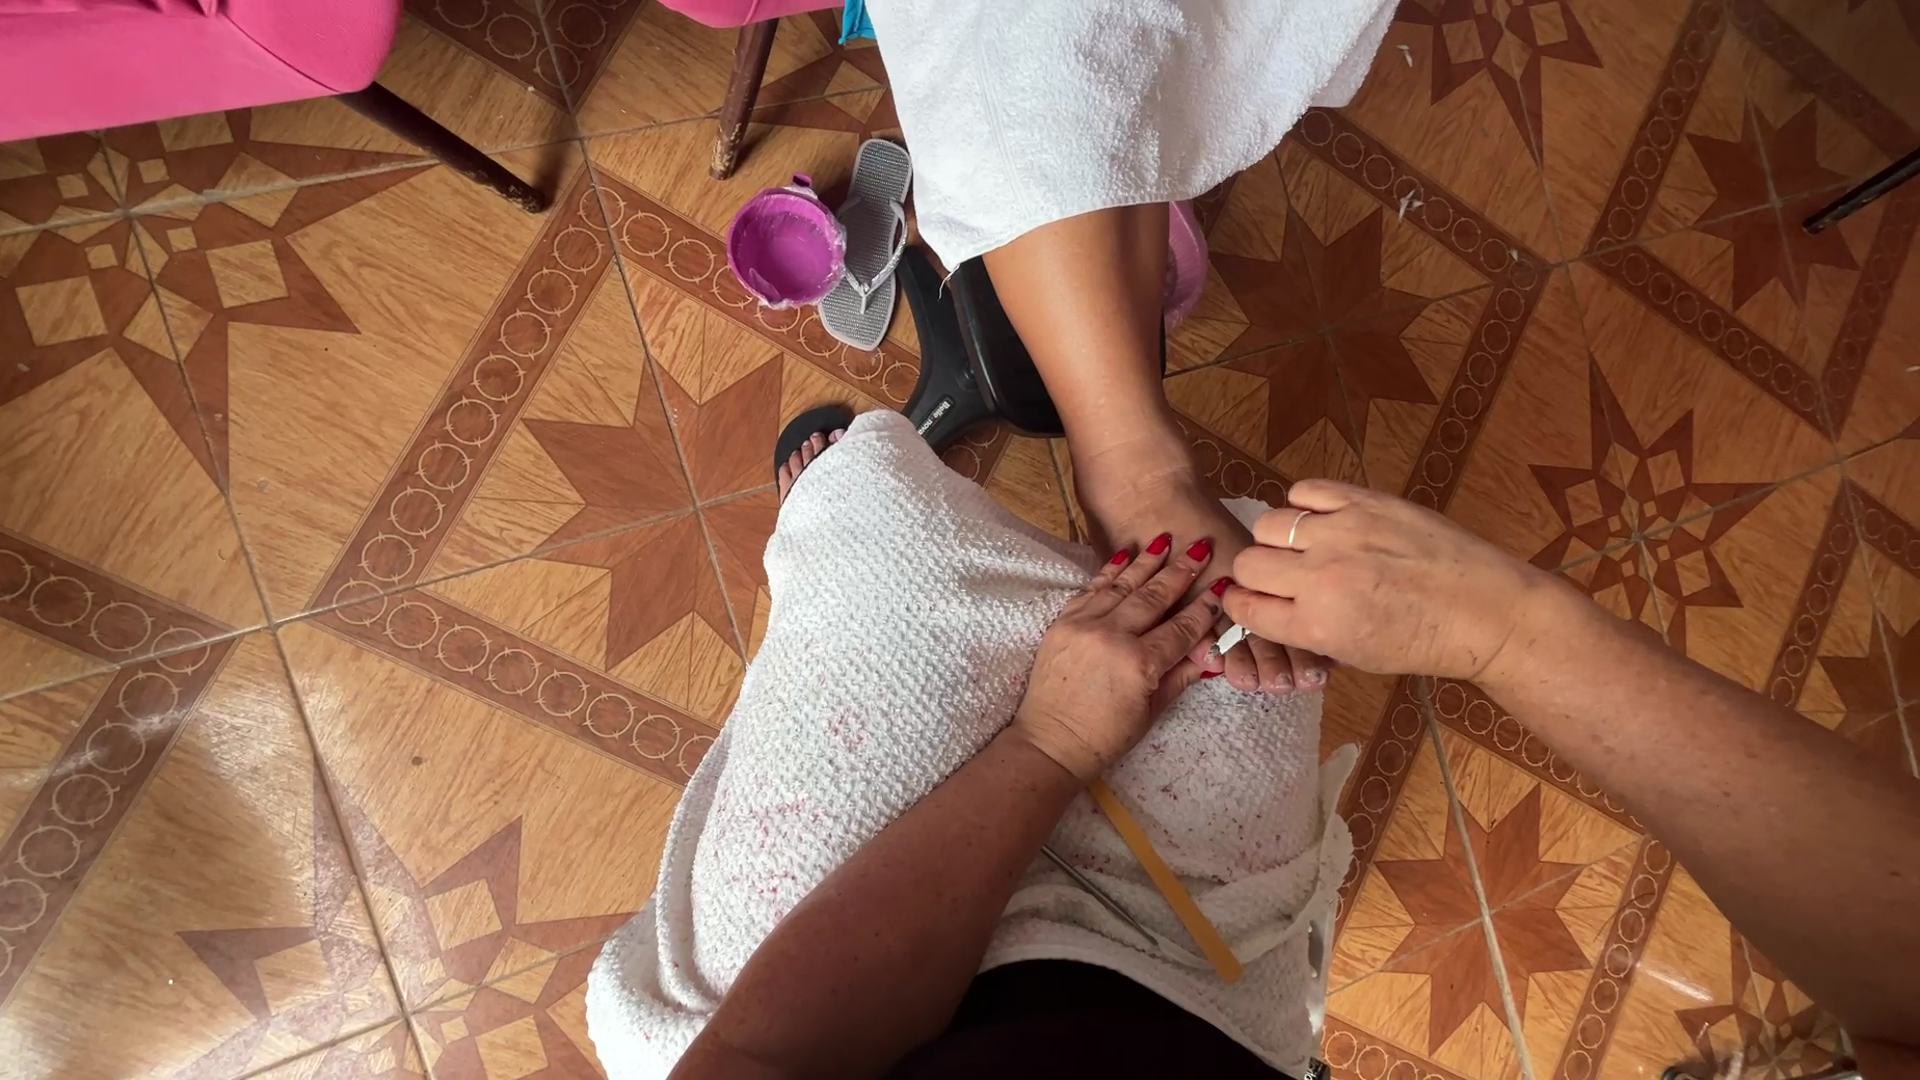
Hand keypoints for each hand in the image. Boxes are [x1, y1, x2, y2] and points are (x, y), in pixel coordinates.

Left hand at [1010, 534, 1225, 782]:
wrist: (1049, 740)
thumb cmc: (1104, 736)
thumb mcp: (1152, 711)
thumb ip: (1181, 675)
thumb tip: (1213, 653)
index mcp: (1139, 664)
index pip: (1181, 627)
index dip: (1205, 607)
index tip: (1222, 585)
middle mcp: (1112, 636)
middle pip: (1154, 597)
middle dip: (1180, 571)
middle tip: (1200, 547)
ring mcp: (1083, 625)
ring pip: (1122, 586)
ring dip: (1146, 561)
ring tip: (1166, 539)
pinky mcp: (1063, 622)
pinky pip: (1091, 589)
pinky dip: (1110, 571)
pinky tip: (1126, 554)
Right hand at [1222, 480, 1567, 681]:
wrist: (1487, 612)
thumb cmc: (1420, 641)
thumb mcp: (1350, 654)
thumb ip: (1298, 627)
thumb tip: (1259, 602)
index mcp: (1315, 626)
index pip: (1242, 606)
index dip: (1242, 603)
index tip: (1254, 599)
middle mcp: (1319, 578)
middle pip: (1246, 564)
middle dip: (1256, 573)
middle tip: (1281, 574)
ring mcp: (1341, 535)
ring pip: (1268, 525)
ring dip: (1279, 538)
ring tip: (1305, 545)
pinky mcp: (1364, 503)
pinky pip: (1305, 491)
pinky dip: (1306, 505)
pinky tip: (1324, 519)